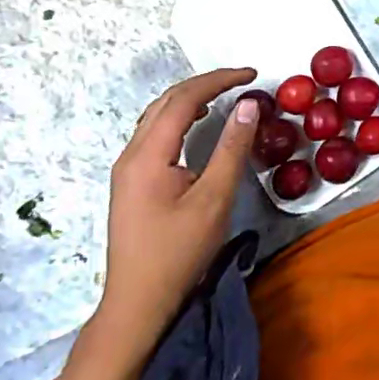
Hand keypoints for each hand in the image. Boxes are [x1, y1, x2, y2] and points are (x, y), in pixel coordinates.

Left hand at [98, 67, 258, 341]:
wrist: (138, 303)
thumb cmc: (178, 252)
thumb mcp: (214, 199)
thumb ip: (232, 148)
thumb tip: (248, 105)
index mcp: (148, 155)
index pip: (183, 99)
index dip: (218, 80)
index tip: (251, 75)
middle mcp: (131, 154)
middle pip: (166, 101)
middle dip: (205, 83)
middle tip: (241, 80)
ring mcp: (127, 169)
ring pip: (157, 115)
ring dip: (191, 98)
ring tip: (224, 95)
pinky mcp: (132, 181)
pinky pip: (155, 132)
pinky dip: (180, 116)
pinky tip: (198, 124)